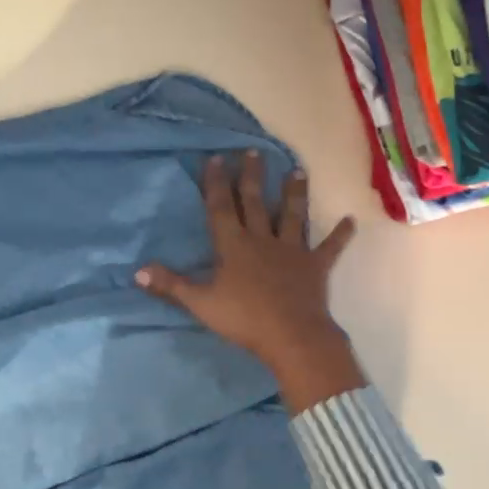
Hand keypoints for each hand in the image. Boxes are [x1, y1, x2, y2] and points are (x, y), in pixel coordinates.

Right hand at [138, 152, 364, 411]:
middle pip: (256, 203)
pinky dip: (340, 235)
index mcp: (233, 246)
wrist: (292, 336)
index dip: (216, 184)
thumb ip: (171, 285)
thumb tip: (137, 271)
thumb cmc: (243, 319)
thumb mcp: (200, 303)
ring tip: (298, 171)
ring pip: (293, 217)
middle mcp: (262, 240)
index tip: (216, 159)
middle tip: (254, 152)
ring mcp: (292, 252)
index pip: (221, 208)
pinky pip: (330, 249)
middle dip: (252, 177)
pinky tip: (350, 220)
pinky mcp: (315, 268)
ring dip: (294, 194)